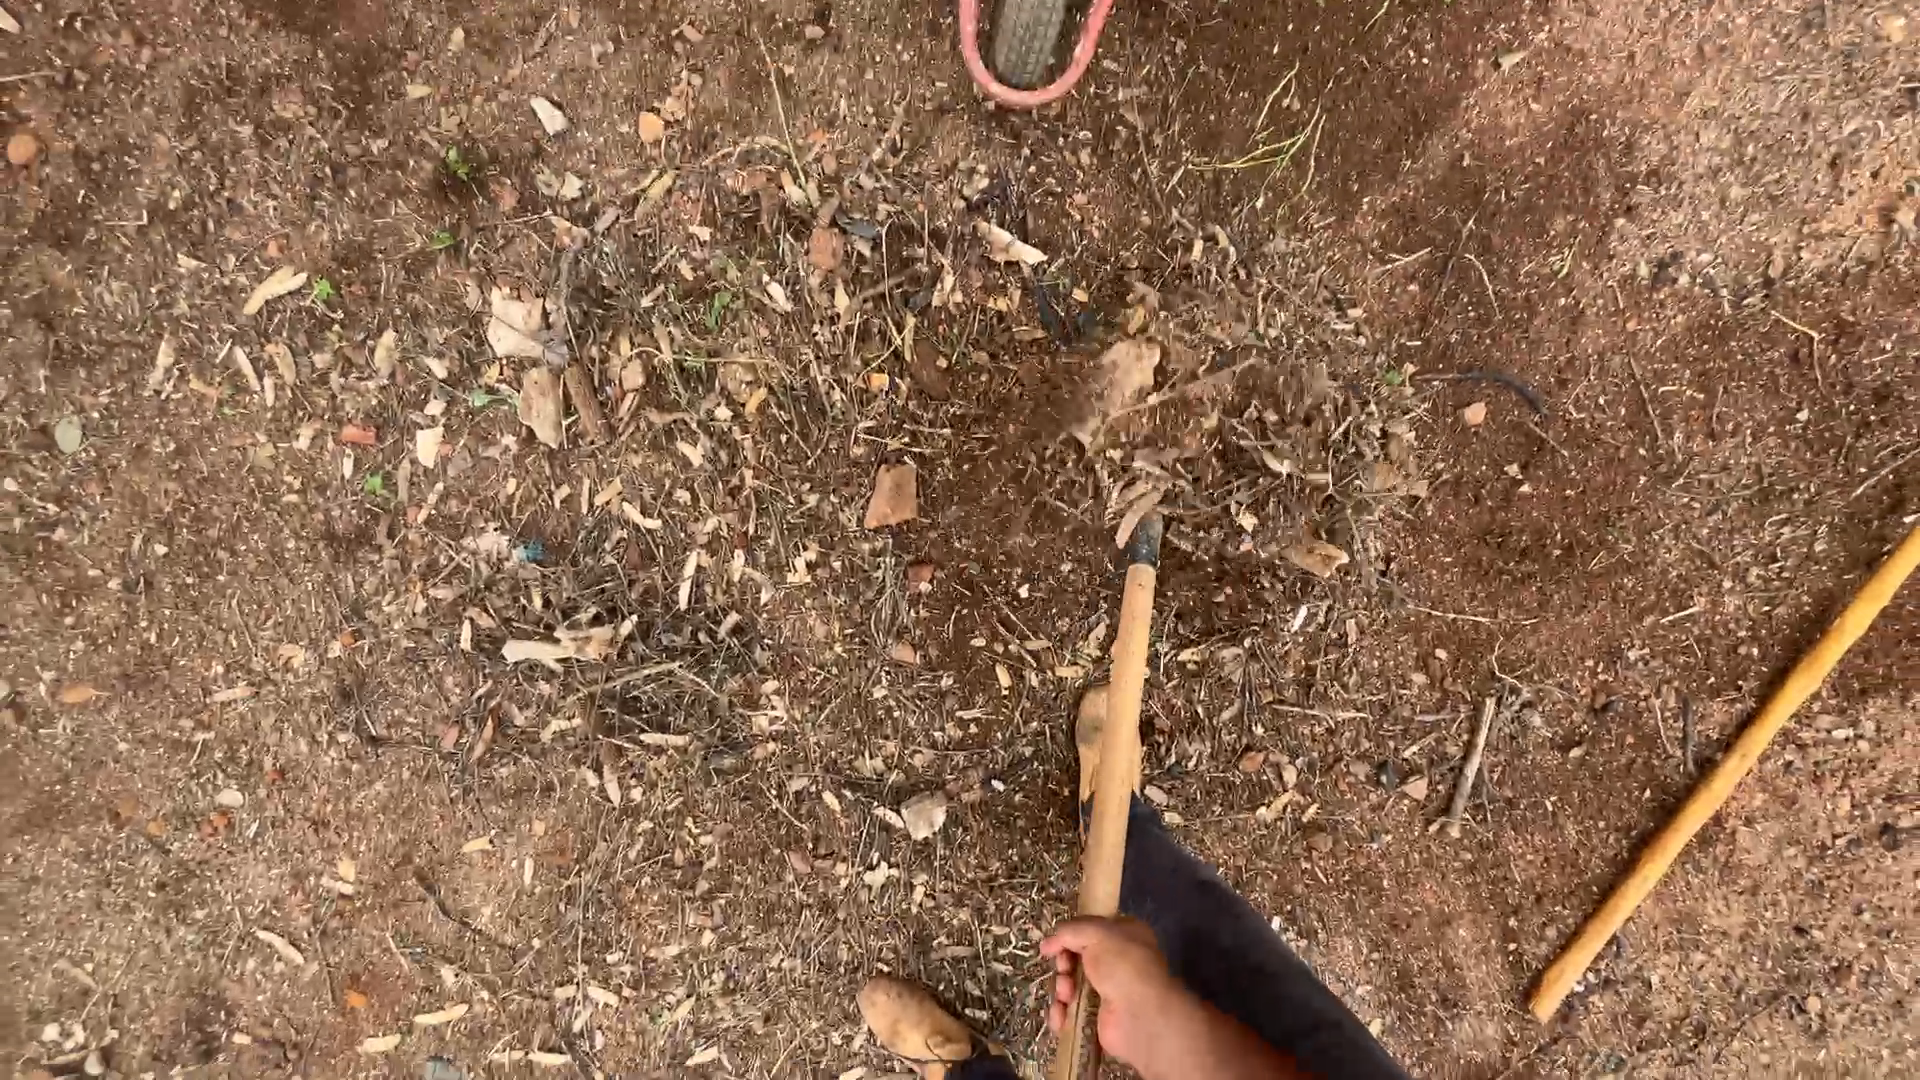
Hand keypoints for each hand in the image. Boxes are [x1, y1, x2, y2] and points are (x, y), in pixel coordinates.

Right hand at [1040, 917, 1186, 1069]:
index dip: (1069, 936)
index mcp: (1123, 934)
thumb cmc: (1122, 964)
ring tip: (1066, 995)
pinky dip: (1062, 1013)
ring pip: (1071, 984)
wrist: (1140, 1015)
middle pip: (1076, 957)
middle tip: (1064, 970)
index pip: (1089, 930)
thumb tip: (1046, 944)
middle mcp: (1117, 961)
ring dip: (1062, 988)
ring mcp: (1108, 991)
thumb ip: (1069, 931)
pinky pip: (1071, 1011)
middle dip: (1064, 965)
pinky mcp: (1098, 1018)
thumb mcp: (1095, 932)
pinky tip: (1061, 1016)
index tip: (1054, 945)